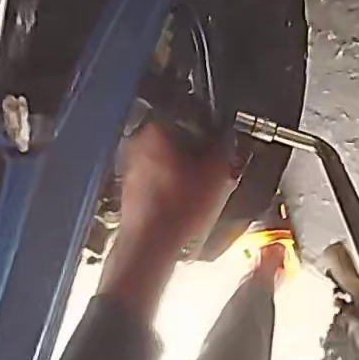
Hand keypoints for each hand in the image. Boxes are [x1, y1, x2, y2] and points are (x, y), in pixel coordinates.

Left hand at [98, 122, 238, 317]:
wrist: (151, 245)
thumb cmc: (177, 208)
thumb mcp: (216, 171)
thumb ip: (224, 147)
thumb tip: (227, 139)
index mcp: (155, 129)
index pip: (188, 114)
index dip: (210, 128)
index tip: (220, 139)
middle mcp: (137, 143)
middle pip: (176, 137)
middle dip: (197, 149)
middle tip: (215, 163)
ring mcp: (131, 167)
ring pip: (167, 159)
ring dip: (185, 168)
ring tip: (204, 185)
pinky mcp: (131, 189)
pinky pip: (158, 179)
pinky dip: (173, 185)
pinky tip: (187, 201)